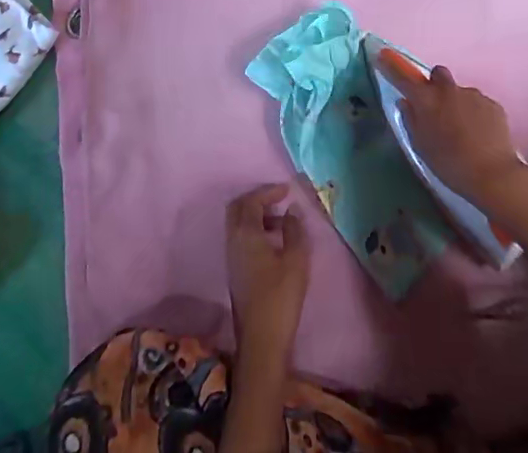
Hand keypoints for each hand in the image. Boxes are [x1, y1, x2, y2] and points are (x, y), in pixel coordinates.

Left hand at [225, 183, 309, 361]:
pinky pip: (241, 237)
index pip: (251, 201)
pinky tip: (274, 242)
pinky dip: (255, 230)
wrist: (261, 338)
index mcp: (245, 233)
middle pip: (238, 207)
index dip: (268, 191)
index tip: (287, 189)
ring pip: (238, 223)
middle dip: (257, 199)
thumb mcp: (296, 260)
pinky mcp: (235, 268)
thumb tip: (292, 209)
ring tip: (283, 222)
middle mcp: (233, 239)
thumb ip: (295, 230)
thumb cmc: (280, 296)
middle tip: (279, 200)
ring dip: (257, 215)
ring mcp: (231, 254)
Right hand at [379, 49, 527, 204]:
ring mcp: (473, 95)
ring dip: (457, 102)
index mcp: (425, 99)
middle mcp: (448, 90)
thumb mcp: (421, 145)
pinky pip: (478, 103)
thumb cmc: (449, 163)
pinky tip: (479, 133)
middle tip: (436, 106)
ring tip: (463, 128)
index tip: (383, 56)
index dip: (391, 66)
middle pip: (438, 74)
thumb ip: (411, 119)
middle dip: (435, 84)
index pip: (402, 76)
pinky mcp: (494, 105)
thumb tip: (406, 102)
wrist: (493, 175)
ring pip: (460, 91)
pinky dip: (475, 113)